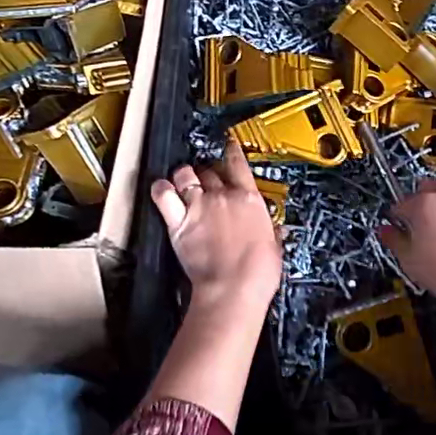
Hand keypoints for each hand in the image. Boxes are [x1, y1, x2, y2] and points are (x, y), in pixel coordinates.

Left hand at [151, 138, 281, 312]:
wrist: (234, 288)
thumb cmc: (257, 272)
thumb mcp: (274, 247)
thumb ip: (272, 233)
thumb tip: (275, 233)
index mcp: (249, 199)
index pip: (237, 163)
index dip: (231, 150)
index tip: (229, 146)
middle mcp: (222, 196)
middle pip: (210, 170)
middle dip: (208, 171)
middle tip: (208, 177)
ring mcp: (199, 207)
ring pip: (186, 175)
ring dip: (184, 174)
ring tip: (184, 178)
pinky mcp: (179, 223)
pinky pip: (163, 195)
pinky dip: (160, 189)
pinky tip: (160, 188)